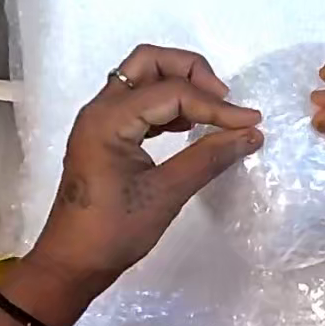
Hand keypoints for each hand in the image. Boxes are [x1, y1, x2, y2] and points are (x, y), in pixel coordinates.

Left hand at [28, 44, 263, 297]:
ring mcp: (101, 121)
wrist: (73, 263)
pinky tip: (189, 126)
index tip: (251, 123)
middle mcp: (101, 109)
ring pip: (142, 79)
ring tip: (213, 111)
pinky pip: (139, 103)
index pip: (172, 92)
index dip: (216, 106)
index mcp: (109, 119)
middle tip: (224, 100)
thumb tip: (251, 135)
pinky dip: (167, 105)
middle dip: (191, 71)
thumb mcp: (166, 194)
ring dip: (180, 84)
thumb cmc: (113, 232)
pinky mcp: (106, 137)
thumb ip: (208, 158)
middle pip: (149, 62)